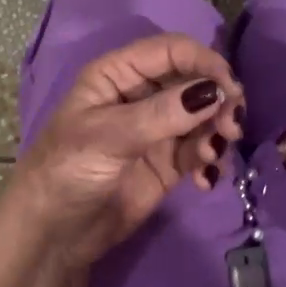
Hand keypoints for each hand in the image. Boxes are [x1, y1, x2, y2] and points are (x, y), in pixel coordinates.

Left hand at [13, 33, 244, 272]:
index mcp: (117, 73)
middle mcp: (140, 93)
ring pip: (202, 115)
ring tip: (212, 157)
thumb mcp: (109, 137)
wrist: (53, 235)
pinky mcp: (167, 163)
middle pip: (193, 81)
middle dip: (217, 99)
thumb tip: (214, 92)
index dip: (203, 62)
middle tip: (231, 127)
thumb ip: (161, 114)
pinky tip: (204, 180)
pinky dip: (209, 160)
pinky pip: (200, 150)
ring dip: (216, 131)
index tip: (229, 88)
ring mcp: (156, 129)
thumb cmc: (67, 170)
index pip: (170, 51)